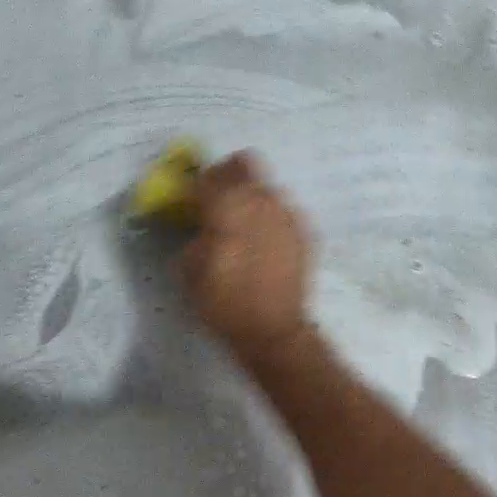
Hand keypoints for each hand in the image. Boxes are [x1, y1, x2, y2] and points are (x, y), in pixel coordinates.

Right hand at [181, 152, 315, 362]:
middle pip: (244, 165)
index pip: (209, 175)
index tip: (193, 199)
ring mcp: (288, 214)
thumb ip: (196, 234)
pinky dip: (271, 219)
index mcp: (227, 207)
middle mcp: (261, 200)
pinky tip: (265, 245)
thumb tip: (204, 223)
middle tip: (219, 202)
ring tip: (245, 228)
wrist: (273, 331)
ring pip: (266, 187)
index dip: (198, 184)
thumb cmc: (224, 304)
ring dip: (252, 198)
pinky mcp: (305, 231)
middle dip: (228, 178)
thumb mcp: (190, 270)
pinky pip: (283, 211)